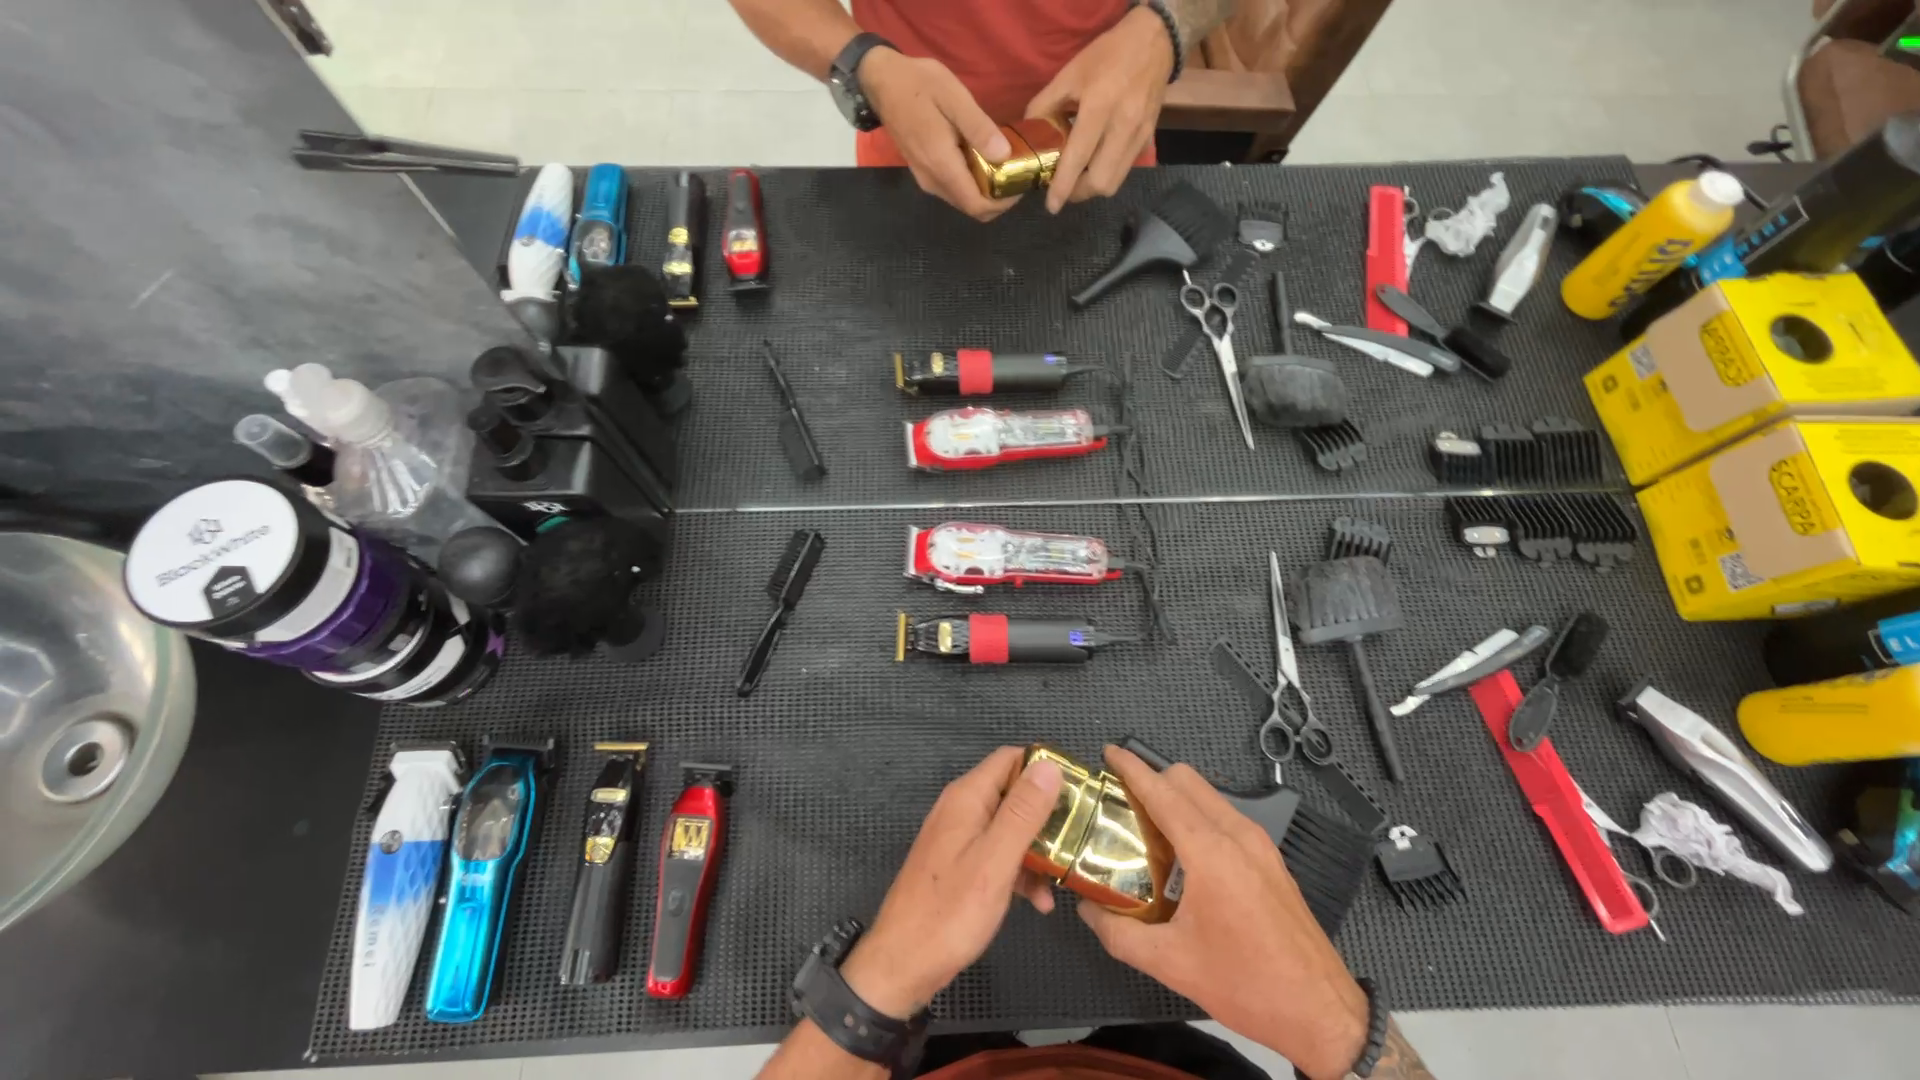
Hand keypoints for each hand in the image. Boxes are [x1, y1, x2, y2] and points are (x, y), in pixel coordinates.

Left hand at [838, 747, 1063, 1017]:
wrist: (902, 965)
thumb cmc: (950, 913)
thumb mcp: (995, 860)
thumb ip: (1022, 812)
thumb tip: (1049, 765)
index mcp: (967, 798)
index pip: (1011, 759)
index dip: (1046, 769)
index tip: (1080, 793)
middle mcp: (961, 809)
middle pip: (1013, 792)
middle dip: (1047, 814)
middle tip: (1080, 839)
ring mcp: (958, 838)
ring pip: (1009, 826)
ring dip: (1037, 848)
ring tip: (1063, 878)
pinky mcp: (960, 865)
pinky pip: (997, 853)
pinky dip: (1019, 870)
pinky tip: (1039, 901)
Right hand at [860, 48, 1022, 221]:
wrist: (881, 81)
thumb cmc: (918, 84)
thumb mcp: (954, 97)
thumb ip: (978, 128)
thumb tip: (1004, 155)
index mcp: (941, 164)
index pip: (976, 205)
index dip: (1003, 203)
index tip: (1021, 183)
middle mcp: (933, 181)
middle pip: (972, 208)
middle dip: (998, 199)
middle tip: (1016, 172)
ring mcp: (926, 179)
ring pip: (963, 201)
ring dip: (986, 191)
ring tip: (1003, 164)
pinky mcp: (924, 173)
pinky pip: (954, 189)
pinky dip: (973, 182)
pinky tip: (982, 159)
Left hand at [1026, 6, 1174, 212]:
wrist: (1153, 43)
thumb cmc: (1107, 55)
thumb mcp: (1069, 73)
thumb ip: (1044, 105)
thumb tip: (1027, 134)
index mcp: (1099, 106)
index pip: (1078, 158)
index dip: (1063, 187)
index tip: (1052, 206)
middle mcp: (1122, 125)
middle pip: (1100, 182)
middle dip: (1078, 193)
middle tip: (1064, 187)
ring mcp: (1139, 135)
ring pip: (1115, 183)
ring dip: (1093, 188)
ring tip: (1079, 178)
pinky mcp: (1148, 139)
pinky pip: (1125, 170)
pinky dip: (1108, 175)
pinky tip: (1097, 164)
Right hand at [1077, 747, 1370, 1079]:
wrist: (1320, 1012)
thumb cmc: (1245, 984)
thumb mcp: (1170, 964)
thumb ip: (1119, 934)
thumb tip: (1088, 910)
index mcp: (1210, 851)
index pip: (1162, 791)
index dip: (1131, 766)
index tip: (1108, 753)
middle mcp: (1237, 835)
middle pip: (1187, 779)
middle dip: (1150, 778)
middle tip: (1119, 801)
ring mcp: (1260, 844)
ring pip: (1209, 795)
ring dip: (1175, 797)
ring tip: (1144, 828)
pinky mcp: (1271, 859)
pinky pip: (1225, 817)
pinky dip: (1197, 816)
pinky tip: (1180, 855)